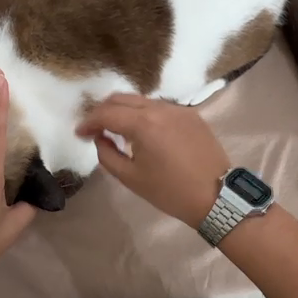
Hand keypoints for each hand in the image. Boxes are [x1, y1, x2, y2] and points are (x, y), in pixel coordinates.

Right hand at [77, 94, 229, 225]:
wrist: (217, 198)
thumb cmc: (170, 192)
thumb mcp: (130, 178)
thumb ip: (106, 154)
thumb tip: (100, 138)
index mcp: (143, 124)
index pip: (106, 113)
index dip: (89, 121)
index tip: (79, 133)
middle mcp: (160, 108)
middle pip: (121, 98)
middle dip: (103, 111)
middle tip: (95, 128)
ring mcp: (178, 109)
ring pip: (141, 100)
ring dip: (124, 110)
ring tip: (118, 129)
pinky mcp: (191, 114)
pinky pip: (160, 107)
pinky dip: (145, 114)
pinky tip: (144, 132)